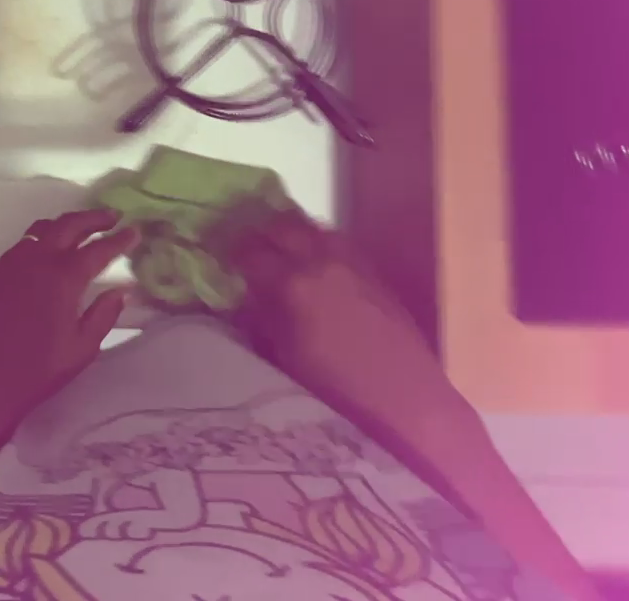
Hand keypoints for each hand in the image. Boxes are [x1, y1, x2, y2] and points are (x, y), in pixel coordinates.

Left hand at [0, 210, 136, 443]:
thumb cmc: (41, 368)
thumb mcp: (83, 346)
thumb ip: (104, 313)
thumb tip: (122, 290)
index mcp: (63, 277)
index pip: (98, 249)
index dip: (119, 239)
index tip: (135, 230)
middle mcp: (38, 260)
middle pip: (69, 225)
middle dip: (93, 218)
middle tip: (112, 217)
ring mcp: (13, 262)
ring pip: (43, 228)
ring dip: (66, 223)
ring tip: (83, 228)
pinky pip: (23, 243)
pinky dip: (43, 237)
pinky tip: (50, 250)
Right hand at [223, 207, 464, 428]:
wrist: (408, 403)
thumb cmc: (335, 390)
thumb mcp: (281, 357)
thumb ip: (258, 318)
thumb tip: (243, 297)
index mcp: (291, 283)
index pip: (249, 249)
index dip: (230, 249)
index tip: (220, 255)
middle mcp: (321, 262)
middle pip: (282, 225)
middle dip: (260, 231)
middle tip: (247, 246)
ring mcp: (351, 263)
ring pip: (313, 227)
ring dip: (292, 233)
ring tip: (280, 250)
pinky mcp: (374, 272)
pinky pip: (337, 242)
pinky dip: (318, 244)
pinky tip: (313, 264)